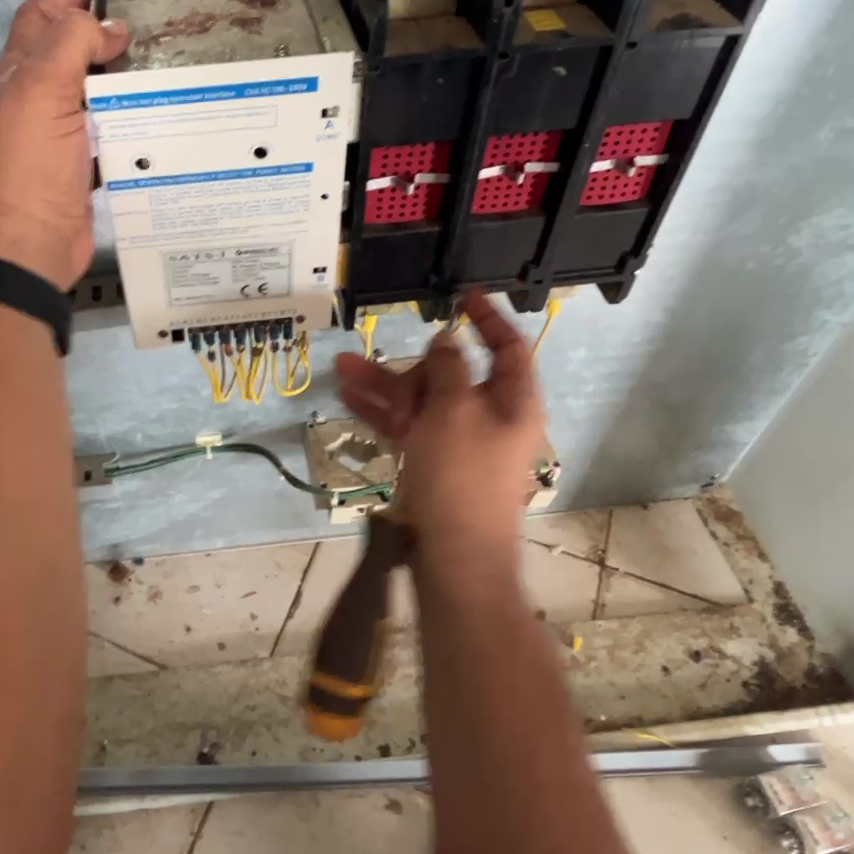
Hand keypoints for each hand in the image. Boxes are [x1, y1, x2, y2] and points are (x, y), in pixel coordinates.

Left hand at [0, 0, 130, 289]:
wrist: (30, 242)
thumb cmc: (31, 163)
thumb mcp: (44, 89)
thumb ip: (70, 45)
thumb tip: (107, 26)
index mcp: (20, 74)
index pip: (41, 18)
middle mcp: (37, 100)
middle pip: (66, 52)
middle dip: (95, 29)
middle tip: (137, 19)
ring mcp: (60, 136)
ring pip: (91, 92)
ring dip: (117, 74)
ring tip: (154, 60)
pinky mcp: (83, 167)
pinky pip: (109, 131)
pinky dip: (129, 117)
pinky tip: (154, 115)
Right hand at [334, 292, 545, 565]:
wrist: (455, 557)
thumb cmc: (463, 477)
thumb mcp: (454, 411)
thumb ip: (447, 369)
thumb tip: (446, 342)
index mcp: (512, 403)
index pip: (507, 348)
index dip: (488, 319)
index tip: (463, 296)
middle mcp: (488, 419)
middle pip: (453, 375)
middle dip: (415, 367)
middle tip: (390, 374)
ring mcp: (458, 443)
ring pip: (421, 400)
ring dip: (385, 383)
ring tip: (341, 366)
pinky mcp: (433, 463)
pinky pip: (407, 426)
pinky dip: (382, 411)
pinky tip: (348, 395)